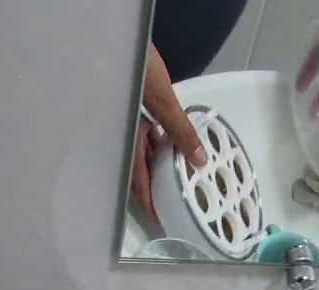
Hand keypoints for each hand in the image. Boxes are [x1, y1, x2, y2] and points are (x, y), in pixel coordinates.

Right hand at [131, 43, 206, 222]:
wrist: (118, 38)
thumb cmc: (134, 69)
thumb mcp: (162, 101)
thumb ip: (180, 131)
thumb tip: (200, 161)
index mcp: (128, 140)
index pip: (137, 183)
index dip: (148, 204)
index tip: (158, 221)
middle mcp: (124, 136)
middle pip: (138, 171)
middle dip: (153, 189)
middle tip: (168, 206)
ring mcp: (126, 123)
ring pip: (141, 153)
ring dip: (156, 166)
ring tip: (173, 181)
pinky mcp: (131, 109)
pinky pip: (144, 135)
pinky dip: (155, 145)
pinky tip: (168, 147)